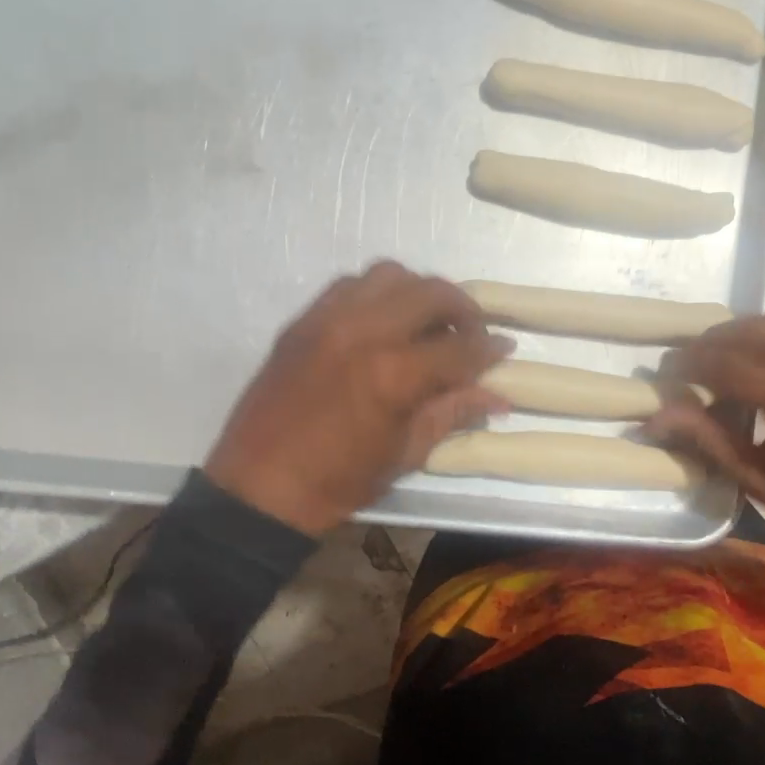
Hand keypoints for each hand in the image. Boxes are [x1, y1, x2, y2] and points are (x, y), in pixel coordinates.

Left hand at [204, 262, 510, 535]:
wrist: (259, 489)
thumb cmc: (339, 482)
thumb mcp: (406, 453)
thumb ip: (452, 413)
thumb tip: (497, 397)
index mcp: (394, 375)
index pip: (460, 347)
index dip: (489, 348)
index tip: (504, 349)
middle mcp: (363, 332)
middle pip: (431, 292)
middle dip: (462, 309)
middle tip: (471, 333)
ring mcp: (328, 320)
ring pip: (389, 276)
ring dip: (418, 293)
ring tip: (426, 323)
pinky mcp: (303, 321)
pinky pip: (349, 285)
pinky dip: (377, 294)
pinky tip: (383, 324)